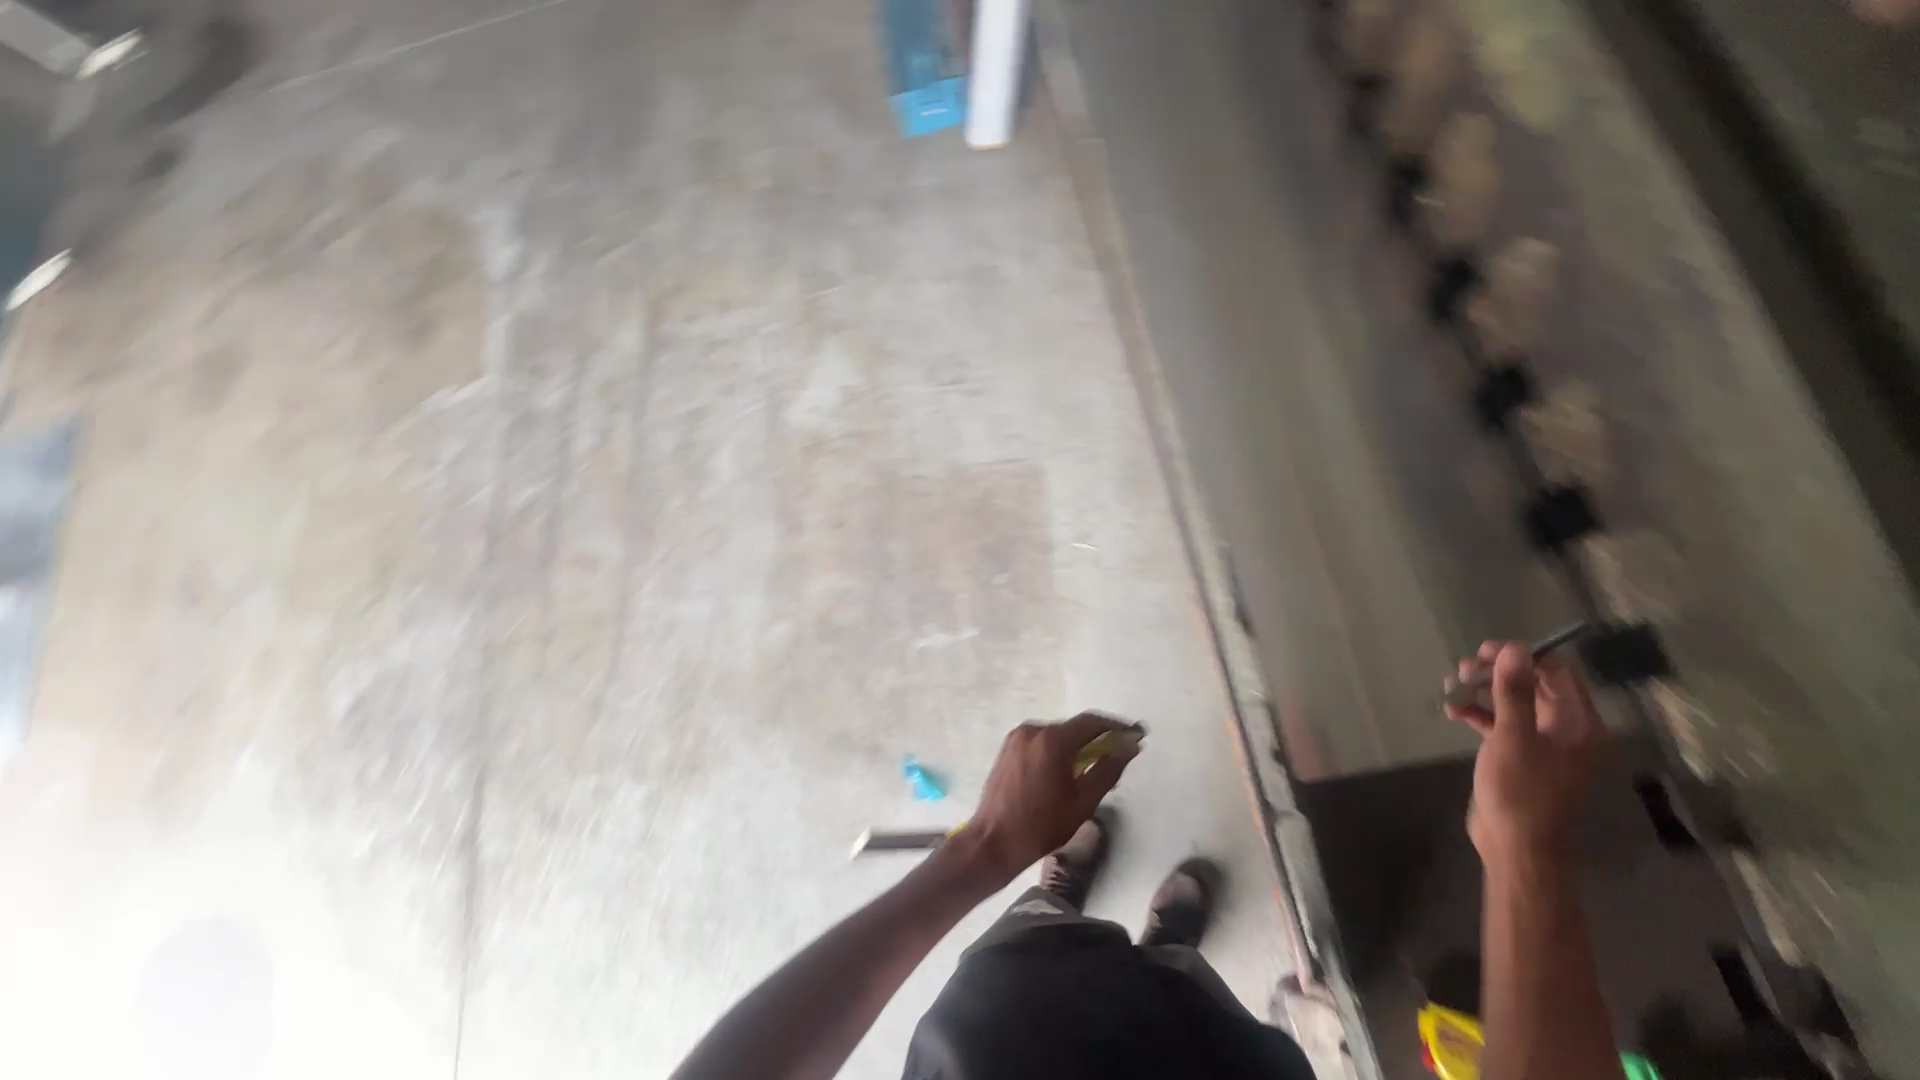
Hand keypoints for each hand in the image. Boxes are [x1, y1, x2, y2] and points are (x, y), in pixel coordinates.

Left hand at [962, 713, 1140, 886]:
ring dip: (1075, 749)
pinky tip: (1063, 775)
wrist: (993, 840)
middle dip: (1096, 742)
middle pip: (1074, 729)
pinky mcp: (1007, 747)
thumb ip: (1108, 770)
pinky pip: (1040, 743)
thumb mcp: (1083, 802)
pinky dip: (1056, 752)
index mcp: (1052, 741)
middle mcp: (1033, 730)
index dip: (1116, 727)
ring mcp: (1017, 737)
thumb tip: (1130, 748)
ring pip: (1056, 736)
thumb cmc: (1042, 826)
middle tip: (1114, 764)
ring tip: (1088, 775)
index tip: (1134, 736)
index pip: (1092, 722)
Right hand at [1445, 641, 1601, 867]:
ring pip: (1514, 703)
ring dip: (1484, 692)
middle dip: (1498, 673)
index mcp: (1579, 724)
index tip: (1487, 652)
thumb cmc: (1522, 790)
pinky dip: (1478, 715)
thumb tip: (1515, 649)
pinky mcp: (1519, 757)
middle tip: (1465, 669)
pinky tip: (1453, 712)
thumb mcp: (1514, 736)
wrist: (1516, 845)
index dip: (1524, 657)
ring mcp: (1543, 744)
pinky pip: (1501, 725)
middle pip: (1534, 685)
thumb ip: (1515, 692)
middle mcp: (1566, 730)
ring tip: (1453, 686)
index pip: (1558, 674)